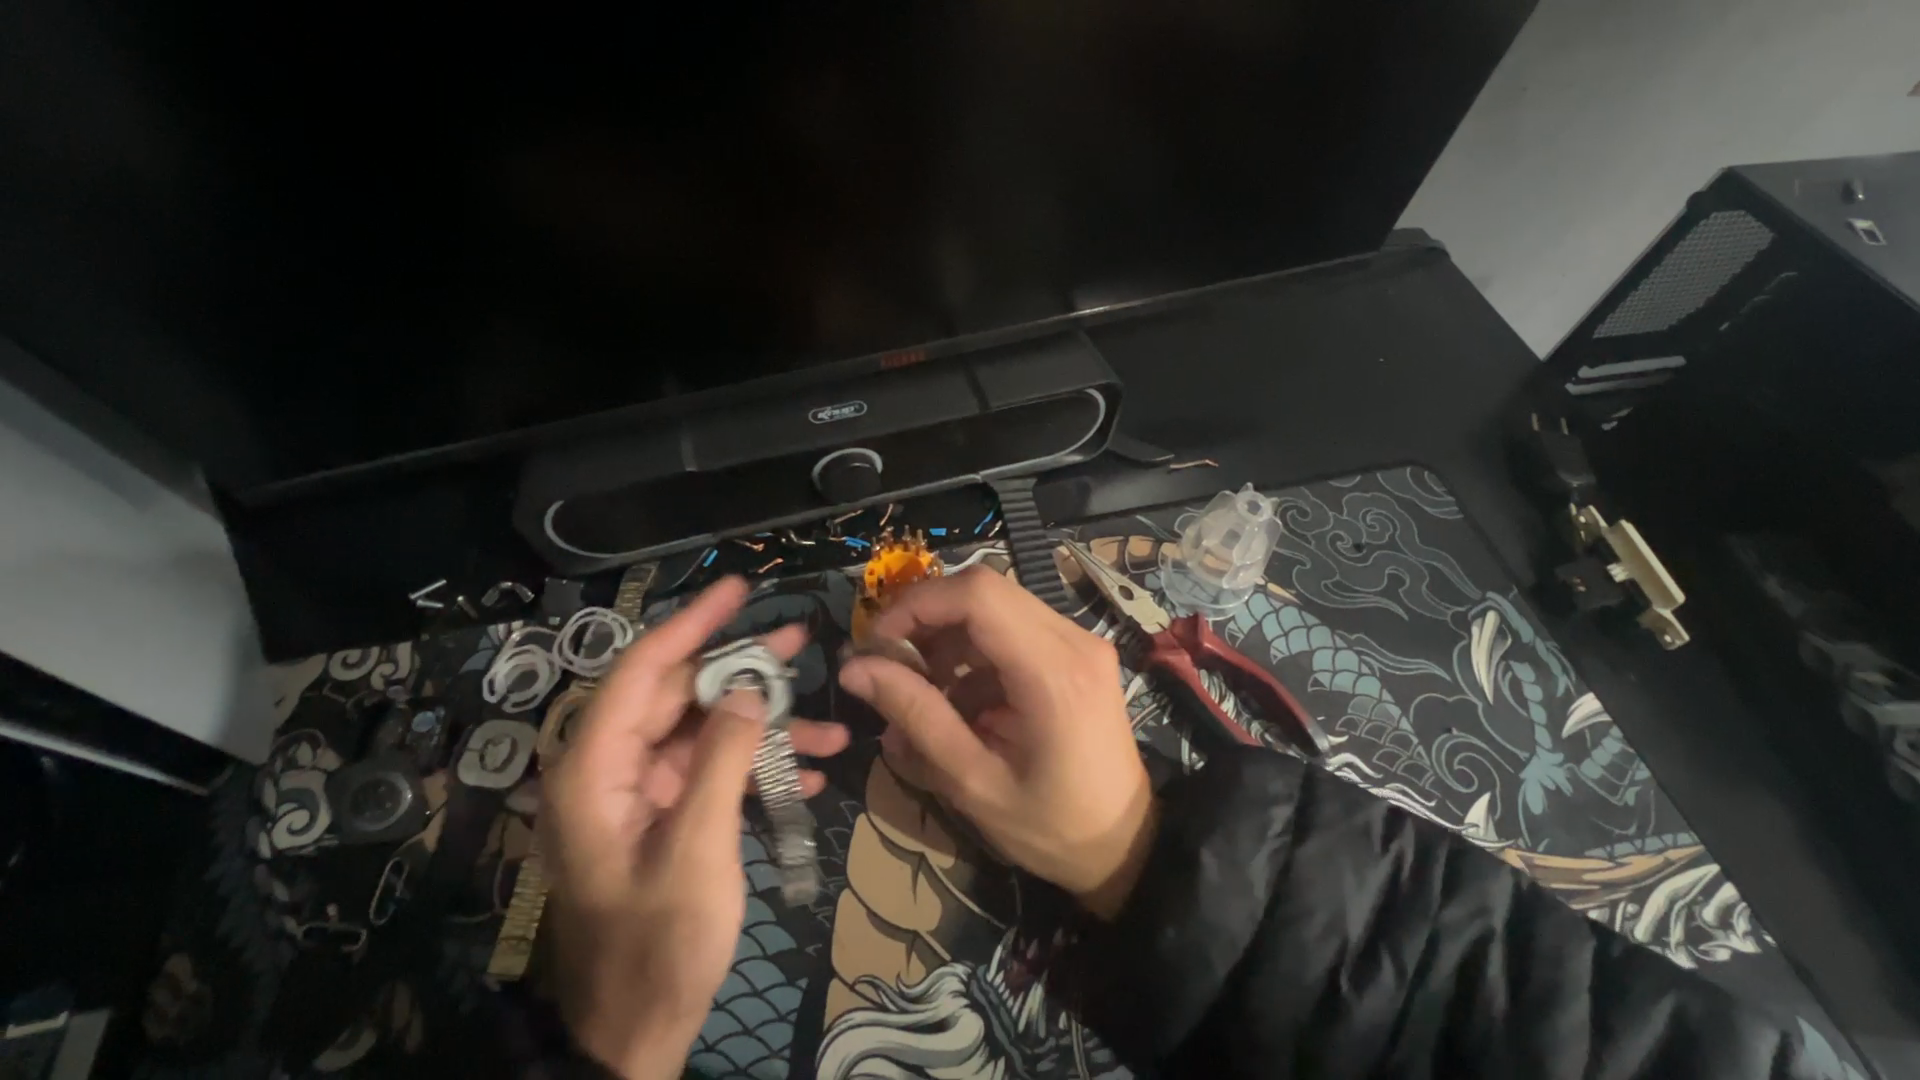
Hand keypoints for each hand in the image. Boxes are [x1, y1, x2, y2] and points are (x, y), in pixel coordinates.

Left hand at [541, 577, 848, 1079]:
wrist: (634, 1033)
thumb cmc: (658, 946)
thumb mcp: (697, 851)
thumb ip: (720, 762)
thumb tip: (744, 689)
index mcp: (595, 768)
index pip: (642, 671)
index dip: (691, 624)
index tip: (739, 590)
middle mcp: (611, 768)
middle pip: (680, 696)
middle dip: (746, 673)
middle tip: (805, 643)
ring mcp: (640, 795)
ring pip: (706, 734)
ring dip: (765, 729)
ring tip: (832, 722)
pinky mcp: (664, 818)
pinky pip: (713, 773)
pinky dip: (758, 768)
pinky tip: (812, 773)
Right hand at [837, 566, 1155, 919]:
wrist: (1125, 845)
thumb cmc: (1052, 827)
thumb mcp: (973, 782)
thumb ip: (917, 716)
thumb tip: (855, 668)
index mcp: (1054, 671)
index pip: (977, 594)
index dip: (916, 606)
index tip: (878, 645)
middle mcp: (1074, 640)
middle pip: (984, 591)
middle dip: (926, 620)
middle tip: (890, 666)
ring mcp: (1079, 643)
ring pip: (994, 607)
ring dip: (947, 639)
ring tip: (919, 694)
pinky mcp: (1075, 654)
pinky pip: (1011, 630)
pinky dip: (972, 655)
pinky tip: (957, 703)